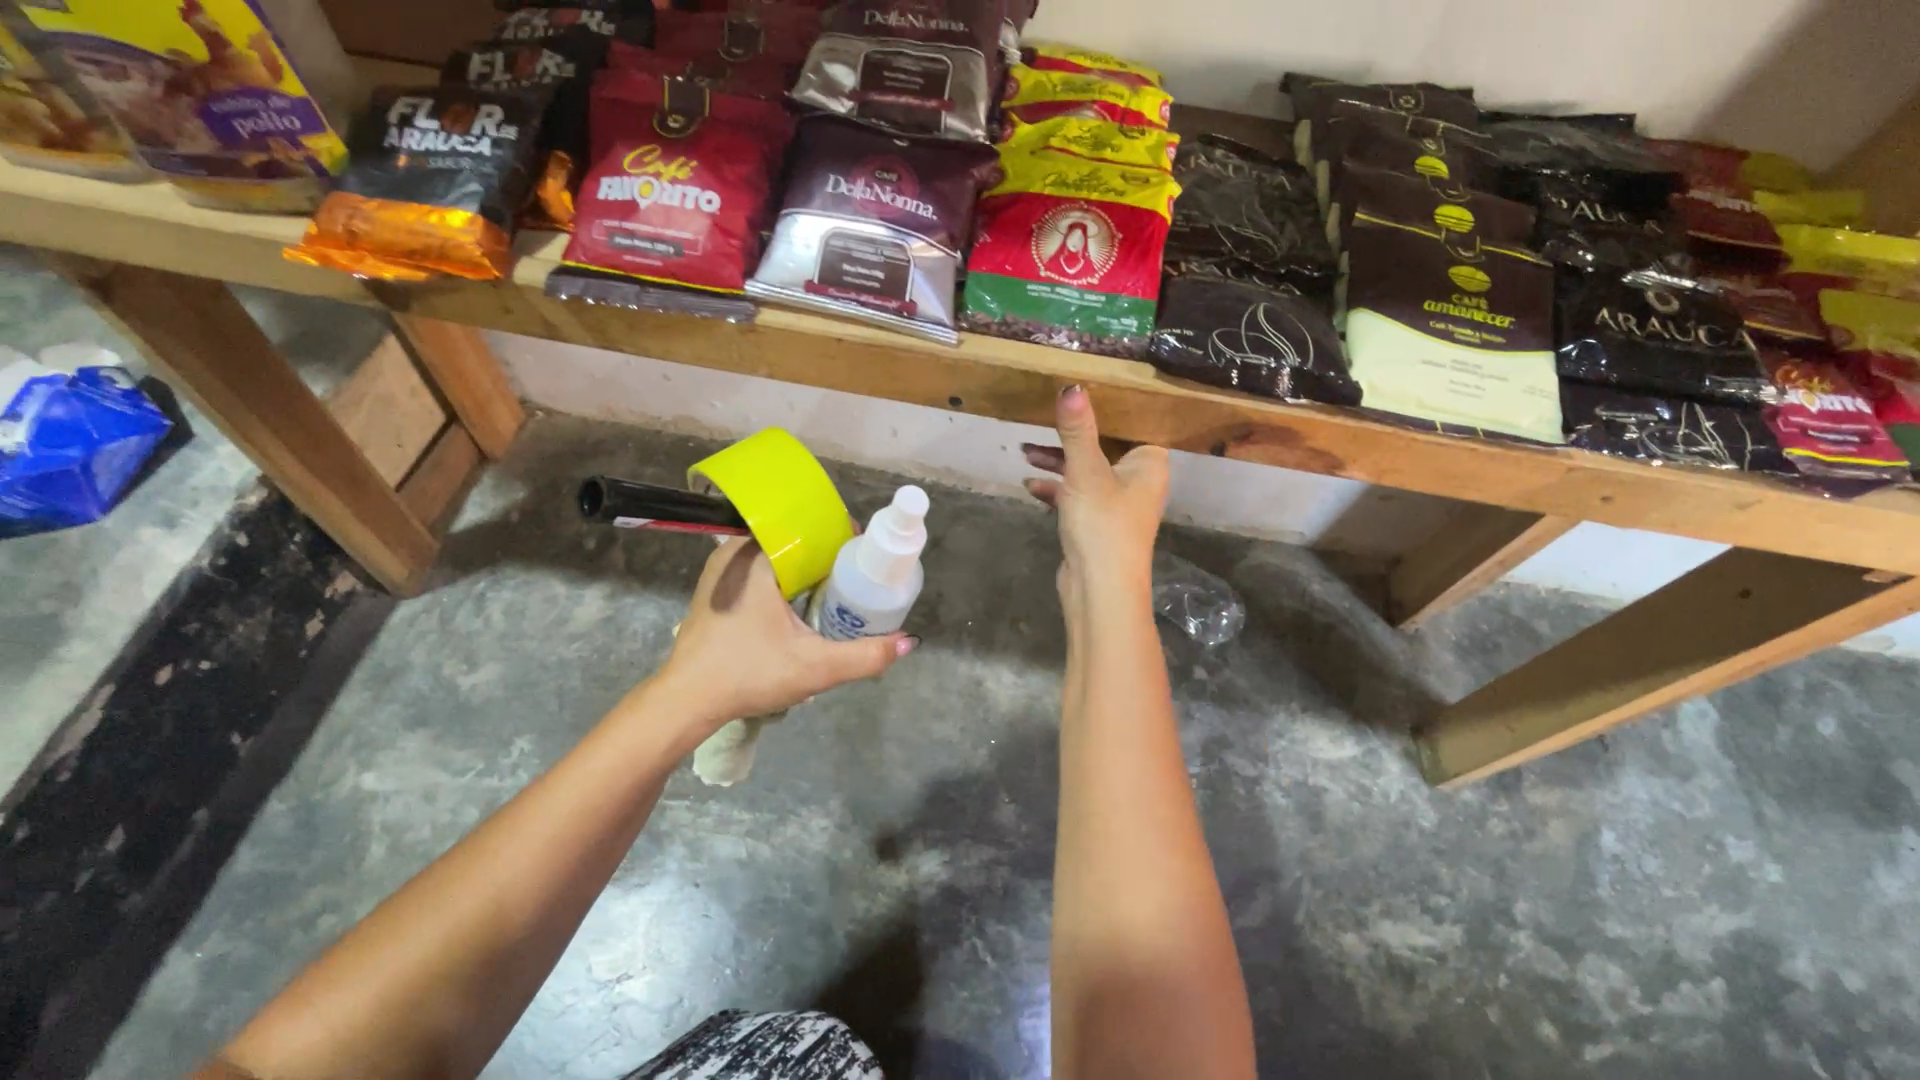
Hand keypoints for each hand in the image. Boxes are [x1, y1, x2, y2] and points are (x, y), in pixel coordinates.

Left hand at [653, 538, 916, 733]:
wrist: (686, 699)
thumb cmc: (747, 674)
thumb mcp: (815, 667)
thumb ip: (866, 656)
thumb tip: (908, 643)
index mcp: (759, 555)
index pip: (812, 526)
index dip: (845, 539)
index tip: (868, 559)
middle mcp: (737, 550)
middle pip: (797, 539)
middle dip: (830, 556)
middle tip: (857, 580)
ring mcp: (722, 567)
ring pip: (779, 555)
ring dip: (807, 568)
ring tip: (836, 591)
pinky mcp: (717, 586)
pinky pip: (762, 568)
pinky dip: (787, 578)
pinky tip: (803, 604)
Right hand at [1022, 385, 1168, 608]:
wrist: (1099, 589)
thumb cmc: (1103, 524)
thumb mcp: (1086, 472)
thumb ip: (1077, 430)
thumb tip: (1072, 387)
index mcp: (1148, 462)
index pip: (1132, 421)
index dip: (1109, 403)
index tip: (1081, 384)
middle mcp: (1138, 480)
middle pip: (1104, 444)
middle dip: (1072, 434)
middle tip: (1042, 416)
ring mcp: (1117, 504)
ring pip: (1086, 470)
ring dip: (1058, 461)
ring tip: (1026, 452)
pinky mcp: (1097, 523)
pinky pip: (1076, 495)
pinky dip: (1056, 489)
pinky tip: (1030, 486)